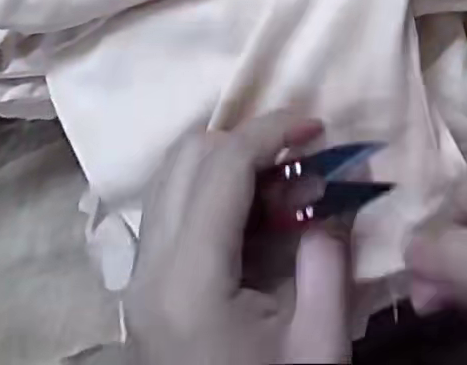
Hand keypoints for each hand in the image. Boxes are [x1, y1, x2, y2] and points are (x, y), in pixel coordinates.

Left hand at [126, 112, 352, 364]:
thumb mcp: (318, 350)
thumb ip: (327, 262)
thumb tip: (330, 201)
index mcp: (188, 280)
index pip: (223, 166)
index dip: (271, 131)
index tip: (315, 124)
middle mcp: (148, 265)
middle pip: (187, 156)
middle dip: (246, 141)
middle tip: (299, 159)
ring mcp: (137, 276)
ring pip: (170, 174)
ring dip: (223, 160)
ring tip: (279, 183)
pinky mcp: (141, 287)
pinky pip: (168, 206)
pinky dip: (207, 189)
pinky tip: (250, 215)